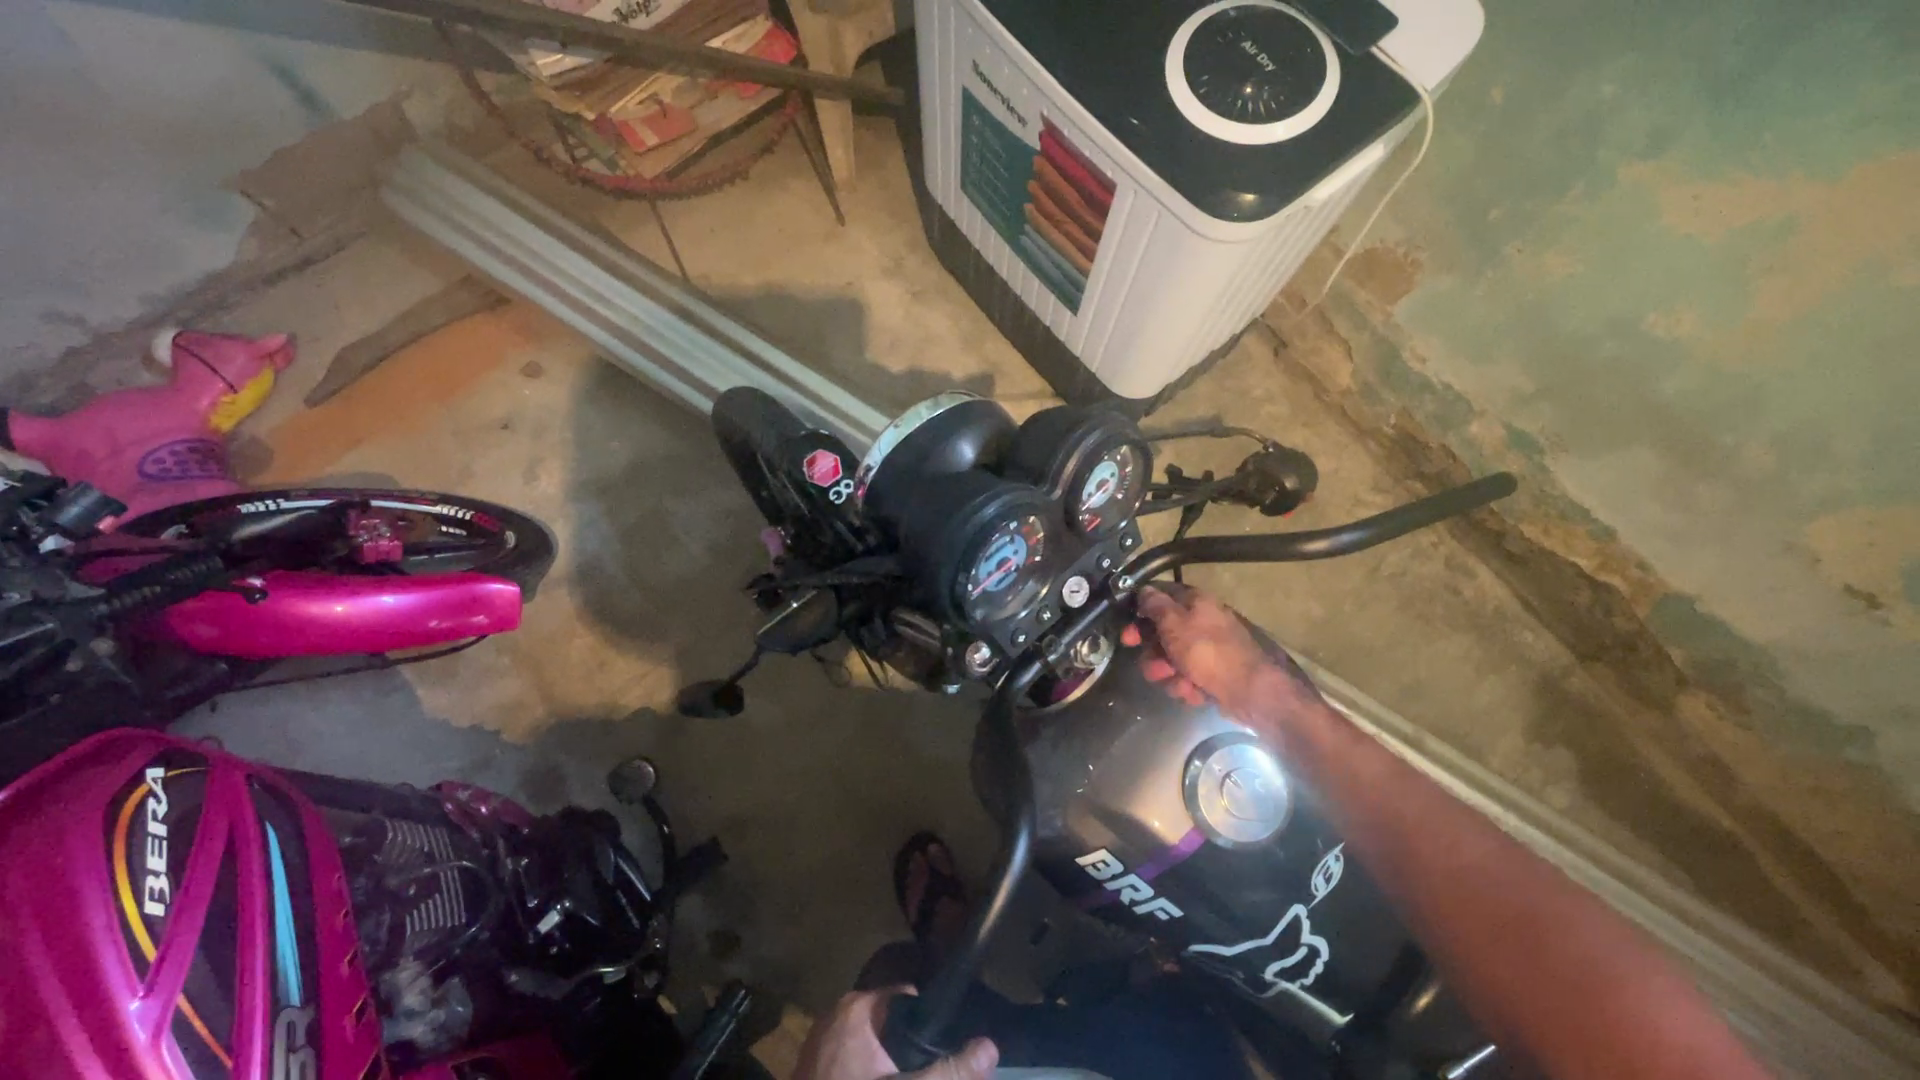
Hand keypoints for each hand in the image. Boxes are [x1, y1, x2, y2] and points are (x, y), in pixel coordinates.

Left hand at [793, 988, 998, 1079]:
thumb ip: (948, 1072)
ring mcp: (822, 1039)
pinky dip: (870, 1072)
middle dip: (913, 1048)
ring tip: (911, 1076)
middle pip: (892, 1022)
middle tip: (929, 1073)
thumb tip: (990, 1048)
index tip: (945, 1050)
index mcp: (858, 1008)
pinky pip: (853, 1059)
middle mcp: (838, 1013)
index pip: (909, 999)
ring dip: (893, 1063)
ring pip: (873, 1043)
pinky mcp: (814, 1064)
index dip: (931, 1024)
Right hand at [1122, 584, 1320, 717]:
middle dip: (1155, 655)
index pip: (1160, 598)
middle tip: (1155, 667)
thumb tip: (1145, 589)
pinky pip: (1188, 677)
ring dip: (1170, 674)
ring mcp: (1210, 648)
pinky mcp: (1214, 672)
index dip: (1139, 614)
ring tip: (1180, 683)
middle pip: (1164, 633)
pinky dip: (1188, 686)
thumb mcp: (1174, 624)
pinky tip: (1195, 692)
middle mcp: (1203, 621)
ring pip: (1173, 659)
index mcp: (1196, 602)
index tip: (1128, 635)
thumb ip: (1155, 605)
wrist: (1249, 691)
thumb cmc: (1208, 652)